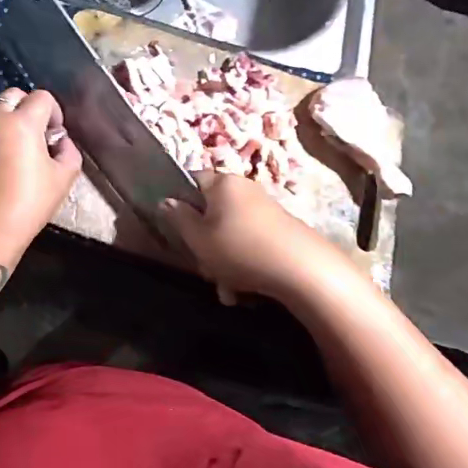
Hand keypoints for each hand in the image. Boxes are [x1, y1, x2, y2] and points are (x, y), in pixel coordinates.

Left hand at [0, 88, 82, 243]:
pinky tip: (9, 161)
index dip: (55, 113)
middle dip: (31, 108)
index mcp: (22, 122)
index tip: (57, 136)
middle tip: (41, 136)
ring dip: (14, 120)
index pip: (42, 97)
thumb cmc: (30, 201)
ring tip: (25, 151)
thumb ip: (69, 151)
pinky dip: (1, 133)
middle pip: (15, 95)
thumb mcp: (64, 177)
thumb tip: (60, 141)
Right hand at [163, 172, 358, 303]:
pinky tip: (245, 288)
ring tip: (227, 288)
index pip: (192, 179)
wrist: (301, 268)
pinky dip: (244, 263)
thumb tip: (166, 200)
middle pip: (211, 211)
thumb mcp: (198, 238)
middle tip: (205, 267)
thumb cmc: (239, 249)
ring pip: (230, 232)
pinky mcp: (280, 228)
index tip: (177, 228)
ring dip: (223, 260)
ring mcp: (265, 208)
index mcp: (222, 182)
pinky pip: (250, 242)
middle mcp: (245, 188)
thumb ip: (178, 218)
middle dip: (205, 241)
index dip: (180, 201)